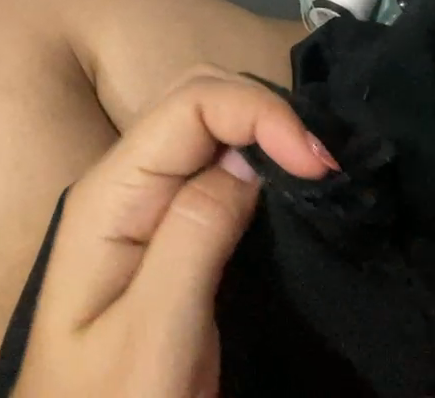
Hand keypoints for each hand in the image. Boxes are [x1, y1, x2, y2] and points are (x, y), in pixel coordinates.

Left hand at [12, 67, 335, 397]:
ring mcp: (147, 201)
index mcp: (109, 195)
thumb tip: (248, 158)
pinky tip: (292, 178)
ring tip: (320, 166)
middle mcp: (126, 181)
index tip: (317, 162)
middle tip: (324, 162)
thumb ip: (194, 235)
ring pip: (211, 122)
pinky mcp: (172, 226)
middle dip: (266, 109)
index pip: (189, 104)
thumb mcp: (152, 336)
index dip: (258, 111)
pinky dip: (263, 155)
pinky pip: (219, 164)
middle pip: (198, 96)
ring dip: (268, 126)